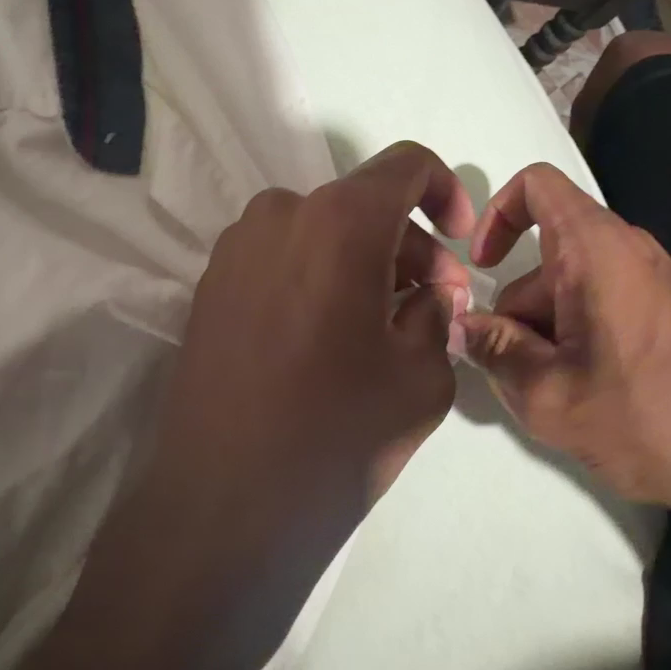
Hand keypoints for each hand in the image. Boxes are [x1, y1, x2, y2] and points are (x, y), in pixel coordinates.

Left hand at [15, 142, 475, 669]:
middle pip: (365, 205)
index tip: (461, 243)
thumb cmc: (338, 431)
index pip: (407, 165)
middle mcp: (282, 214)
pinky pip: (284, 258)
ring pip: (323, 232)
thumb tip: (427, 295)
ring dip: (365, 263)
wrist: (221, 504)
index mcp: (341, 221)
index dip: (447, 193)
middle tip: (435, 307)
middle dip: (411, 247)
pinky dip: (320, 277)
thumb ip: (437, 313)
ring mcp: (236, 248)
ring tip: (384, 329)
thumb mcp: (423, 372)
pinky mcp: (210, 286)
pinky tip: (331, 340)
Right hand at [456, 163, 670, 570]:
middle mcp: (628, 249)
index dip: (497, 212)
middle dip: (517, 309)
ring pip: (575, 288)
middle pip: (548, 255)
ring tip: (552, 400)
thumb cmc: (649, 417)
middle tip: (511, 376)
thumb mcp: (552, 395)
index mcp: (595, 247)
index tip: (480, 269)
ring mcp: (655, 281)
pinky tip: (589, 400)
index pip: (537, 184)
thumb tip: (462, 325)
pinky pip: (607, 306)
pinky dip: (582, 340)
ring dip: (548, 333)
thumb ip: (497, 353)